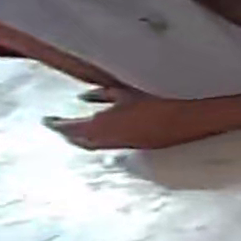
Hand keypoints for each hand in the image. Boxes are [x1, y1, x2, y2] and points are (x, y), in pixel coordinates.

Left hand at [43, 86, 218, 149]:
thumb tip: (84, 97)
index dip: (55, 123)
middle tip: (63, 128)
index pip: (65, 127)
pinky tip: (111, 134)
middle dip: (68, 134)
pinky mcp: (142, 146)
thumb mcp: (127, 94)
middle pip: (78, 140)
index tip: (48, 119)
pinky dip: (105, 140)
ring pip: (95, 145)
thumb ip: (102, 95)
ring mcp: (125, 145)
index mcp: (97, 126)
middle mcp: (105, 139)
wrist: (191, 120)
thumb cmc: (159, 104)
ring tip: (85, 133)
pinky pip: (113, 146)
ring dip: (86, 139)